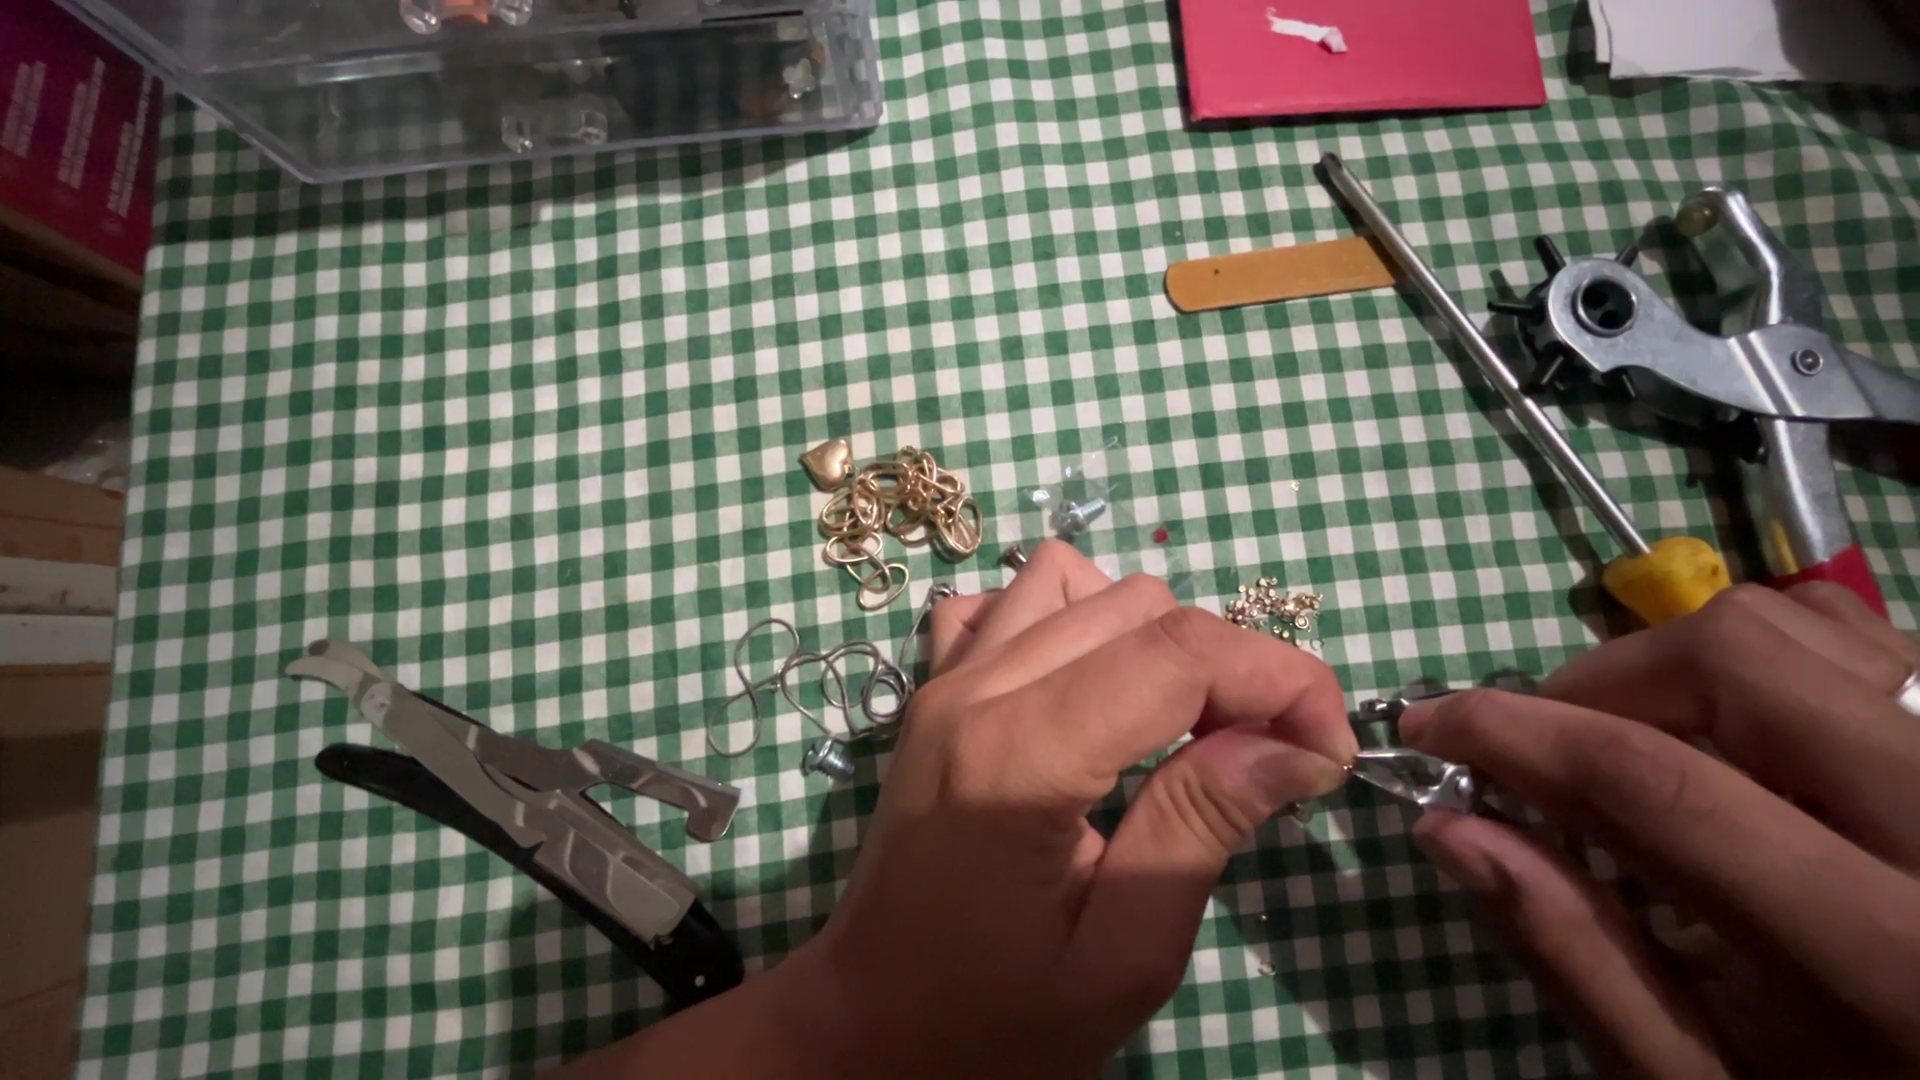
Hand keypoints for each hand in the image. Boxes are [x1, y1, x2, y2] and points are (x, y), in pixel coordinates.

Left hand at [768, 541, 1354, 1076]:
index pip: (1176, 653)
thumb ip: (1201, 827)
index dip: (1280, 679)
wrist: (868, 1021)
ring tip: (1173, 718)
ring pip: (1074, 581)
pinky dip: (1069, 618)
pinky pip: (1008, 602)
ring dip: (1149, 633)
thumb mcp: (1123, 952)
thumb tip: (1294, 744)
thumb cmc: (993, 1019)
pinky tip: (1085, 685)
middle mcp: (975, 688)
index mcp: (1019, 755)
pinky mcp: (933, 686)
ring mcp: (945, 676)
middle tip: (1258, 753)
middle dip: (1228, 663)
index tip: (1326, 750)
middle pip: (1136, 604)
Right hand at [1400, 583, 1919, 1077]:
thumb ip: (1571, 951)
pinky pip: (1859, 637)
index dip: (1509, 734)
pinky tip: (1724, 725)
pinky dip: (1756, 658)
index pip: (1651, 782)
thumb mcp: (1696, 1078)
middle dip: (1592, 682)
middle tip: (1545, 741)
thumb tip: (1445, 827)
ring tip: (1632, 731)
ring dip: (1668, 663)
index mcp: (1888, 954)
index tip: (1428, 725)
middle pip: (1735, 662)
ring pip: (1797, 629)